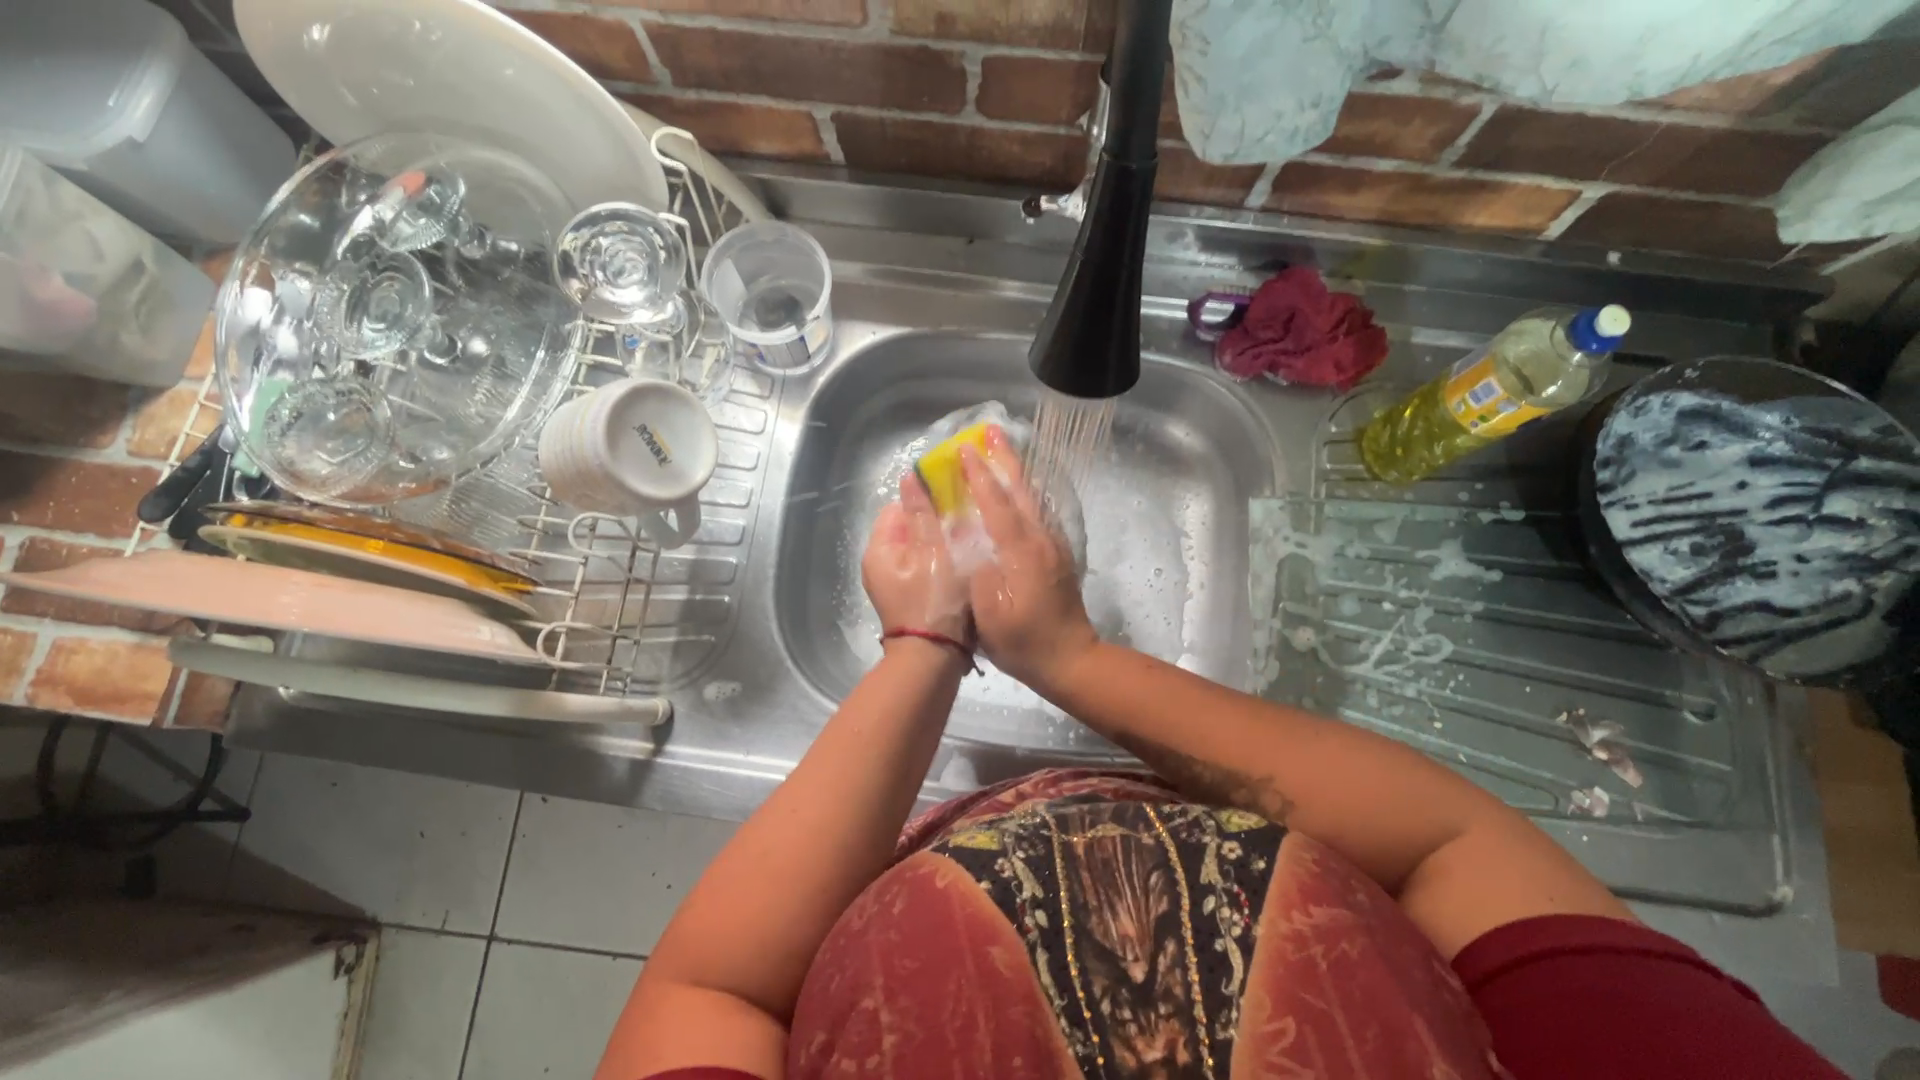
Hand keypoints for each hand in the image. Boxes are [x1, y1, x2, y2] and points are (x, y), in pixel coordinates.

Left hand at [861, 471, 971, 648]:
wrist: (935, 659)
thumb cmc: (934, 600)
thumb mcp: (933, 551)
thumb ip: (923, 513)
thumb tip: (910, 477)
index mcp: (879, 550)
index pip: (898, 508)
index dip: (925, 500)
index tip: (954, 502)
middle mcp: (881, 566)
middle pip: (910, 529)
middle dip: (937, 523)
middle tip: (967, 523)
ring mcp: (895, 585)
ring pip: (921, 550)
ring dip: (943, 545)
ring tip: (970, 543)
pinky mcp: (911, 600)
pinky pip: (926, 570)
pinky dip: (943, 565)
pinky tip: (965, 566)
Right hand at [960, 427, 1097, 689]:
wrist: (1070, 660)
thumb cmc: (1024, 642)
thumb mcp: (990, 614)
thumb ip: (978, 573)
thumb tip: (970, 543)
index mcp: (1022, 552)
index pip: (998, 504)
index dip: (979, 476)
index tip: (963, 450)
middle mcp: (1042, 540)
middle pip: (1022, 490)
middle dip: (1004, 459)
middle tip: (990, 431)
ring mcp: (1053, 547)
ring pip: (1033, 499)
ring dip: (1016, 472)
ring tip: (1000, 450)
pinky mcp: (1057, 557)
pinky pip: (1037, 513)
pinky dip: (1023, 493)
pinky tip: (1016, 491)